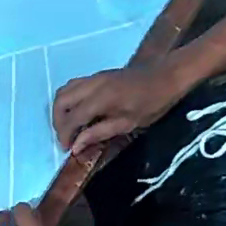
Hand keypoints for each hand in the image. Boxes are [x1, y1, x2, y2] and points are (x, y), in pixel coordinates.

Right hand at [53, 63, 191, 153]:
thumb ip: (100, 133)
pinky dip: (68, 100)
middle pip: (61, 102)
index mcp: (100, 98)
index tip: (67, 149)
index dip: (65, 135)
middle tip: (66, 139)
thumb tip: (76, 146)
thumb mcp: (129, 123)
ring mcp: (94, 78)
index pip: (72, 118)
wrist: (167, 76)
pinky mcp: (98, 76)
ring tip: (69, 127)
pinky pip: (73, 86)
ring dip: (61, 110)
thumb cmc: (153, 103)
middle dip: (58, 122)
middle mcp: (92, 85)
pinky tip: (78, 112)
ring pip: (64, 91)